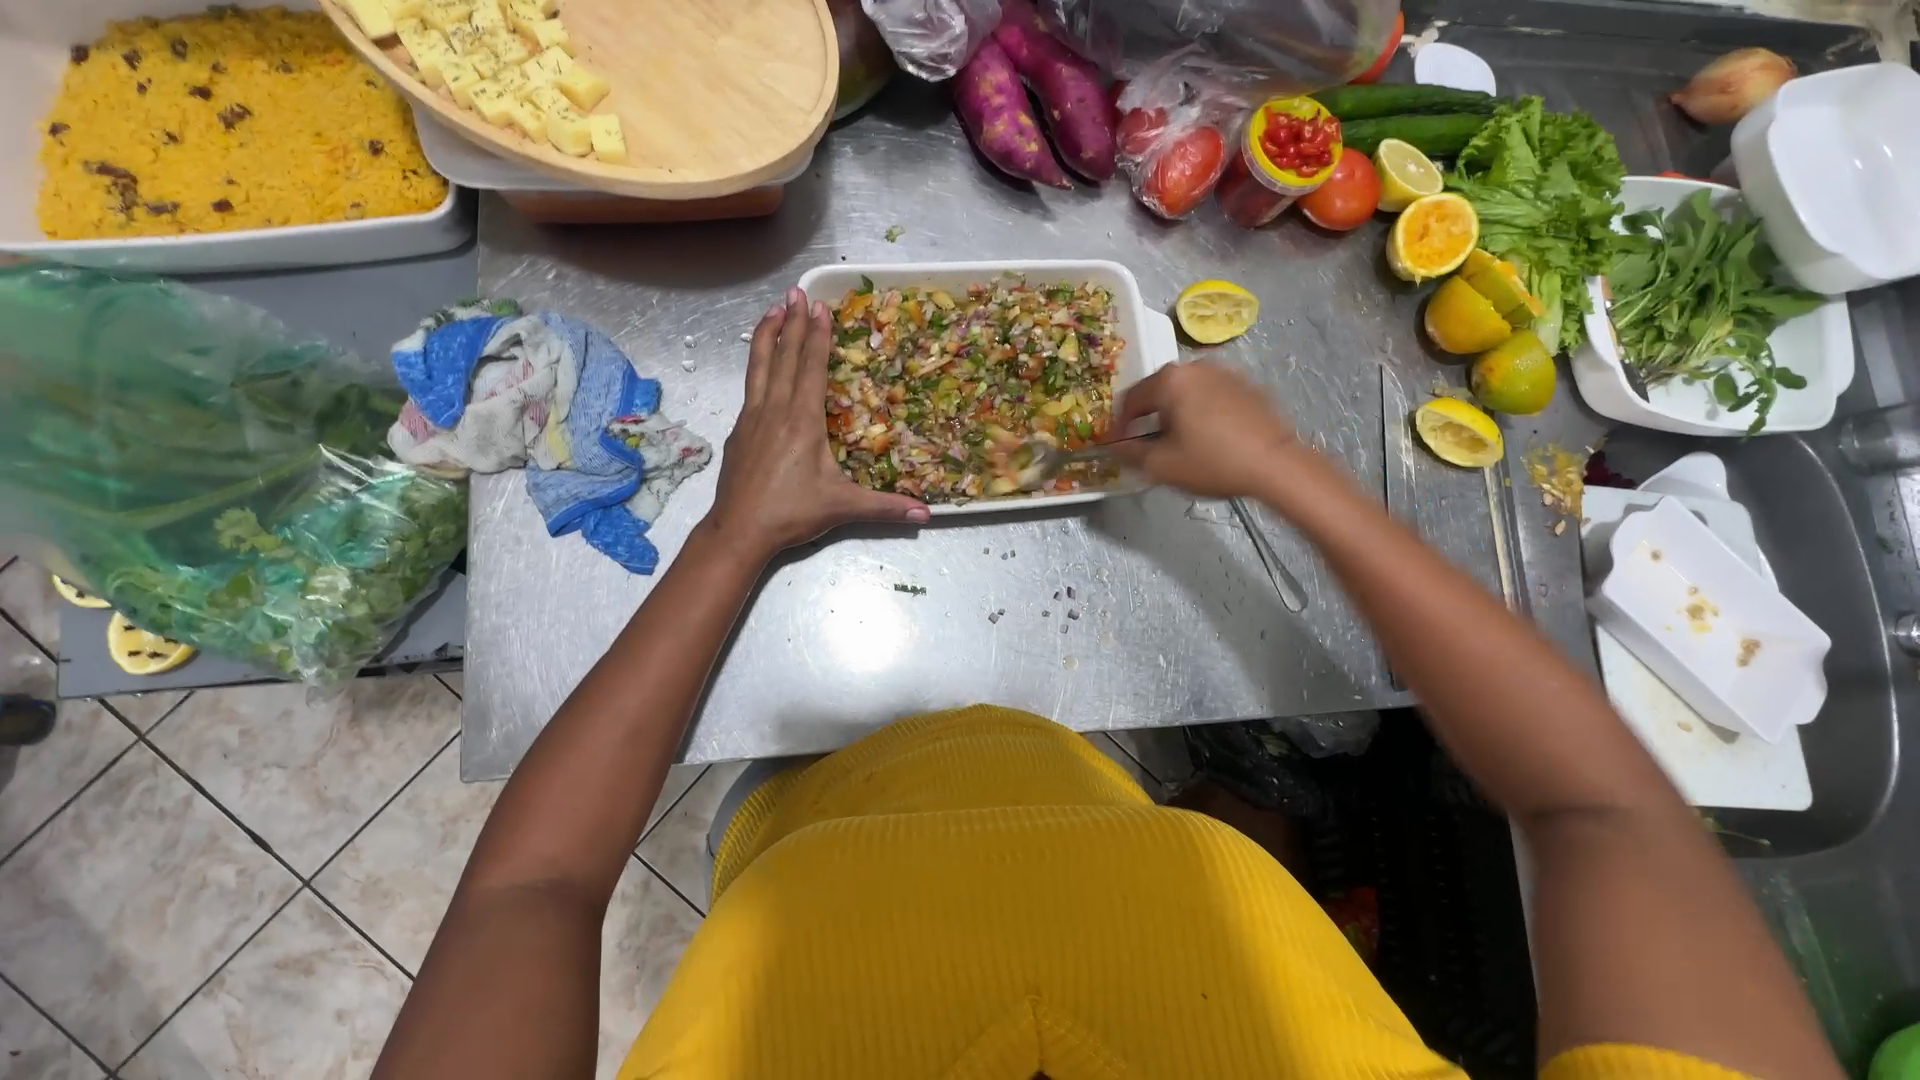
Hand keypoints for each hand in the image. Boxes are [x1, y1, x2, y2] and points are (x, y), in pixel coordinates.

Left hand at [704, 288, 929, 559]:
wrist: (739, 531)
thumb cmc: (791, 514)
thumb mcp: (842, 508)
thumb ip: (885, 507)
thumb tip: (926, 515)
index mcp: (802, 420)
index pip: (811, 367)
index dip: (817, 335)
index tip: (820, 306)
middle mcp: (775, 411)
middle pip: (784, 357)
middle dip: (791, 323)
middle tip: (795, 293)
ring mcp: (751, 419)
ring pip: (759, 367)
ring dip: (766, 336)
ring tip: (771, 310)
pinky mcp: (738, 432)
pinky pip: (749, 388)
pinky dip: (756, 366)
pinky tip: (759, 366)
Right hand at [1108, 361, 1301, 498]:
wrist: (1276, 464)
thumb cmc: (1213, 462)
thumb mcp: (1162, 465)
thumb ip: (1130, 453)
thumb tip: (1116, 447)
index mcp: (1170, 380)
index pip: (1131, 399)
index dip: (1120, 424)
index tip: (1118, 445)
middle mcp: (1196, 367)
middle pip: (1159, 391)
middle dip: (1149, 417)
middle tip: (1148, 444)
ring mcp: (1225, 373)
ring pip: (1186, 392)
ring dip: (1176, 413)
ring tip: (1178, 441)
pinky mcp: (1247, 385)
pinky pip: (1211, 396)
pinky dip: (1201, 411)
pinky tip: (1208, 437)